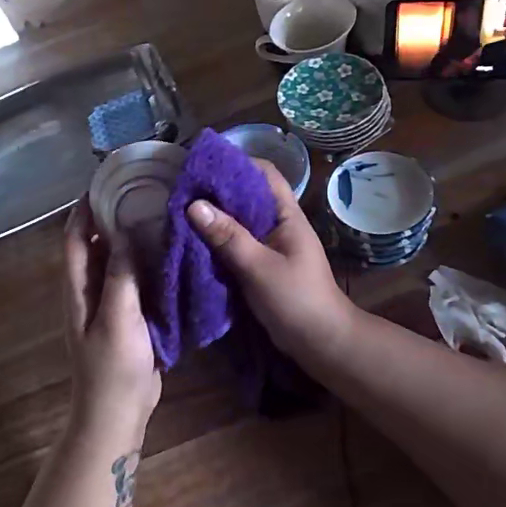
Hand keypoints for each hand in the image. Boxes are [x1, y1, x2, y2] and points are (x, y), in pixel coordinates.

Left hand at [63, 203, 160, 436]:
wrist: (118, 413)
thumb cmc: (112, 367)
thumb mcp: (117, 318)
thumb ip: (120, 276)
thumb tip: (124, 232)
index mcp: (79, 288)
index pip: (75, 238)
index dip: (84, 209)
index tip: (105, 181)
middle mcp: (90, 290)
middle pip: (97, 245)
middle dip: (112, 217)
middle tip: (141, 191)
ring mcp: (110, 304)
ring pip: (118, 261)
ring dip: (132, 238)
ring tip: (158, 212)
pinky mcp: (130, 316)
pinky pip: (136, 281)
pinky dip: (147, 263)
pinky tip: (170, 252)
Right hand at [185, 159, 361, 360]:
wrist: (322, 343)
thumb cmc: (297, 300)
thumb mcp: (259, 267)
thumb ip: (228, 236)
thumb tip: (194, 205)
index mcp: (287, 216)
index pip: (264, 174)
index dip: (237, 163)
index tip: (204, 165)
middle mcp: (279, 225)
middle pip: (248, 196)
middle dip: (218, 191)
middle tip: (184, 190)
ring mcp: (271, 245)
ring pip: (240, 221)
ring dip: (216, 217)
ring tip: (183, 212)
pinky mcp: (262, 265)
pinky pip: (237, 244)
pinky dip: (218, 240)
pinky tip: (195, 242)